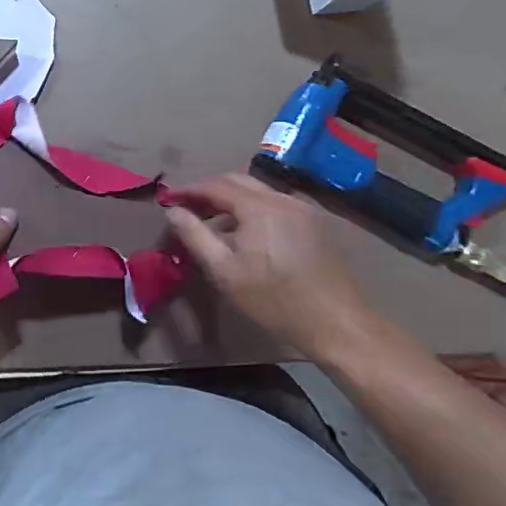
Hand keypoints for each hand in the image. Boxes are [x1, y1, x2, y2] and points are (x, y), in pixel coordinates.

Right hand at [164, 173, 378, 360]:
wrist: (338, 323)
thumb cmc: (275, 300)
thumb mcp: (225, 271)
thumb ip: (195, 236)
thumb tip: (174, 211)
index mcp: (259, 207)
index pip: (215, 185)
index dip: (188, 190)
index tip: (167, 199)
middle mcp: (282, 199)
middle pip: (237, 181)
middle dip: (208, 191)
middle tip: (186, 208)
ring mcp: (303, 209)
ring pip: (257, 192)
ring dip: (230, 200)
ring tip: (211, 223)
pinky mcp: (315, 223)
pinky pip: (274, 205)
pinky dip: (251, 210)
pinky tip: (244, 234)